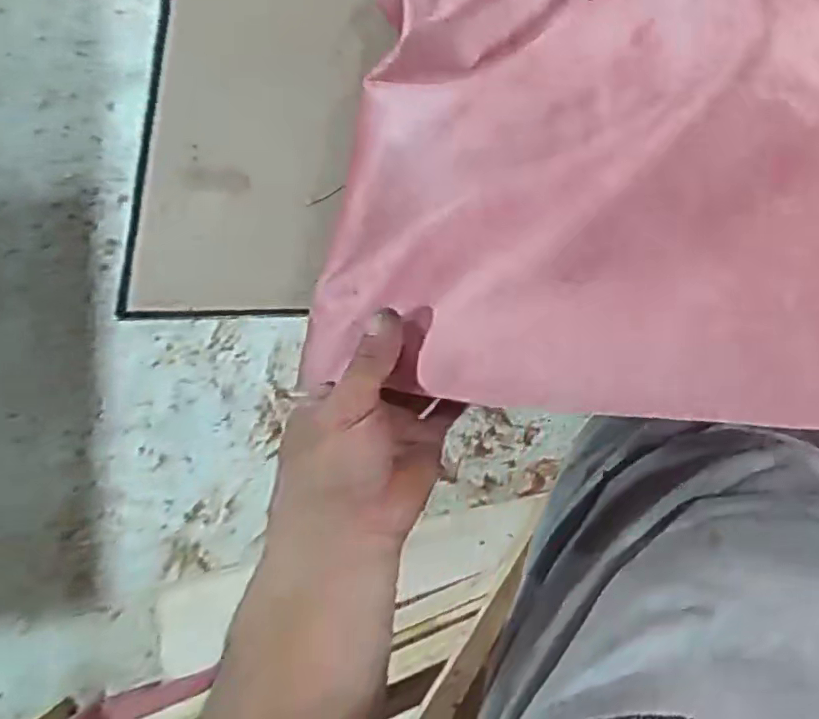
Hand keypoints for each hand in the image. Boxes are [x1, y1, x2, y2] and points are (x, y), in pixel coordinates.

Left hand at [206, 310, 461, 718]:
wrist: (355, 534)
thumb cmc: (332, 470)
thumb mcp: (343, 411)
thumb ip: (370, 364)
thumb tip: (389, 312)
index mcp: (333, 392)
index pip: (357, 347)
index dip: (379, 321)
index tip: (409, 283)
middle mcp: (368, 398)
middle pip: (396, 359)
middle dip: (419, 333)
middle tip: (454, 291)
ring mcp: (400, 416)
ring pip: (426, 377)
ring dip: (443, 356)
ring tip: (474, 317)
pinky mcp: (430, 432)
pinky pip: (451, 403)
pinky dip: (467, 385)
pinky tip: (487, 357)